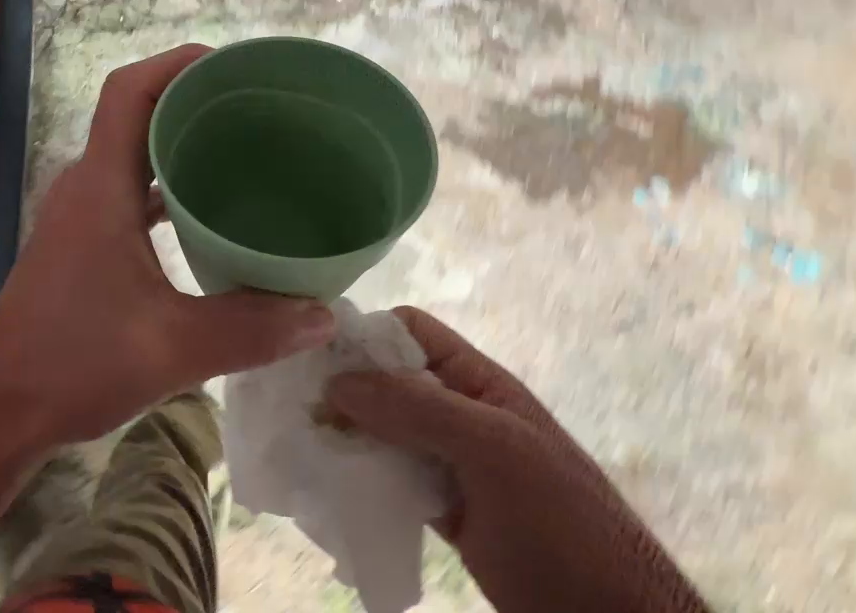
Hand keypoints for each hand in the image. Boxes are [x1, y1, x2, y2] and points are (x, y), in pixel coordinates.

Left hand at [0, 44, 336, 455]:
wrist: (1, 407)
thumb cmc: (73, 364)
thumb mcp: (172, 349)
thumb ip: (251, 328)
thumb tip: (325, 313)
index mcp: (100, 187)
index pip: (129, 92)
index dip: (177, 63)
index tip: (236, 65)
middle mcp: (85, 188)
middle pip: (137, 117)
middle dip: (195, 102)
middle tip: (265, 110)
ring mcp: (79, 216)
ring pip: (134, 157)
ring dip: (182, 148)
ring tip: (250, 155)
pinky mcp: (80, 245)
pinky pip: (129, 195)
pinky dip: (169, 192)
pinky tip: (211, 218)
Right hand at [326, 308, 709, 612]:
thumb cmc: (561, 524)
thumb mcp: (494, 451)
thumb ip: (417, 408)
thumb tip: (335, 381)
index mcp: (479, 383)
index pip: (410, 331)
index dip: (365, 333)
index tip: (316, 355)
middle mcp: (459, 413)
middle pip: (387, 378)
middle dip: (343, 385)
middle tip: (295, 402)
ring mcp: (448, 461)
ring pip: (381, 428)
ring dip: (344, 431)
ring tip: (302, 440)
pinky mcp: (438, 506)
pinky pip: (386, 475)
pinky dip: (357, 473)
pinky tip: (328, 479)